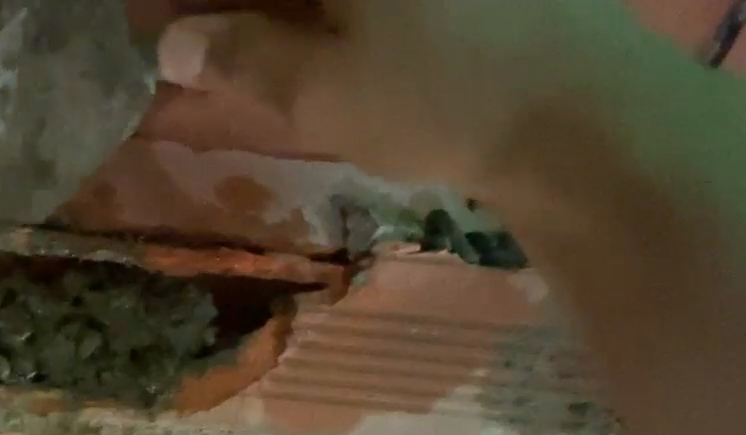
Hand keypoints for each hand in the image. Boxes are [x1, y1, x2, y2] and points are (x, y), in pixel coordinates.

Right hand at [157, 0, 702, 196]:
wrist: (580, 112)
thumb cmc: (435, 96)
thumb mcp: (316, 87)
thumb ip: (236, 57)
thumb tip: (169, 45)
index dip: (195, 5)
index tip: (165, 32)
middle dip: (228, 9)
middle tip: (189, 47)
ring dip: (268, 16)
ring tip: (225, 50)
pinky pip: (354, 6)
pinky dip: (313, 20)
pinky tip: (288, 44)